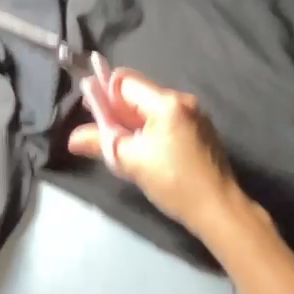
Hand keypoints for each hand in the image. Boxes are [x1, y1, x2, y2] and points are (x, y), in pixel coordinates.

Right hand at [67, 69, 238, 233]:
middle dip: (117, 110)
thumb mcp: (132, 162)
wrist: (220, 211)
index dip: (103, 93)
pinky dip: (151, 129)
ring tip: (123, 145)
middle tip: (103, 132)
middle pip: (138, 93)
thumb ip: (100, 142)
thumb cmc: (174, 183)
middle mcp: (182, 100)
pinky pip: (167, 119)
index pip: (124, 82)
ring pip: (152, 108)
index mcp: (166, 102)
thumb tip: (72, 138)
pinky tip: (147, 151)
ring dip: (133, 121)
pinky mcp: (201, 130)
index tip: (90, 112)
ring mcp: (195, 114)